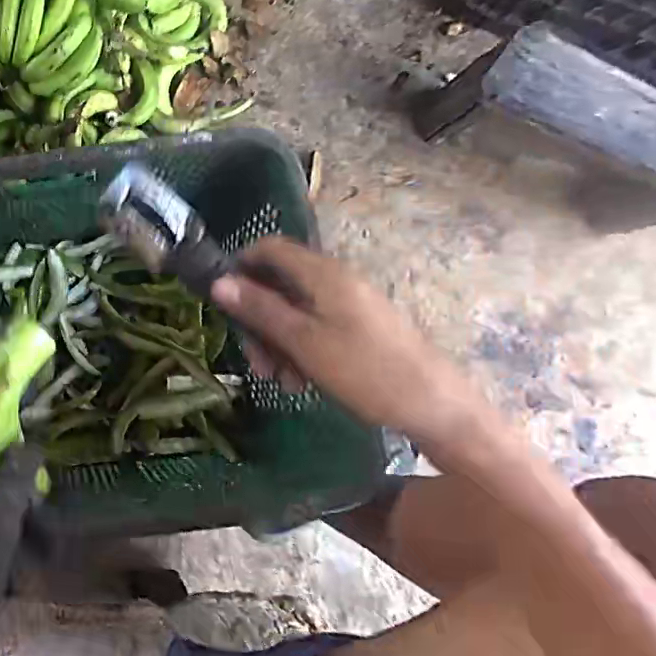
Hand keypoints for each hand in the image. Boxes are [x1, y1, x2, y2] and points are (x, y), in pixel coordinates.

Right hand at [210, 237, 502, 464]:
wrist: (436, 407)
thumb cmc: (366, 371)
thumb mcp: (304, 342)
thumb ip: (260, 309)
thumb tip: (218, 281)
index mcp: (323, 273)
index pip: (270, 248)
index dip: (241, 267)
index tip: (223, 303)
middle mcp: (335, 280)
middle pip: (279, 285)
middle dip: (259, 320)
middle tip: (255, 362)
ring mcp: (349, 304)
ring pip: (295, 312)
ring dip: (278, 343)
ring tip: (280, 381)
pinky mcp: (359, 328)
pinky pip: (316, 329)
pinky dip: (301, 351)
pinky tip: (301, 383)